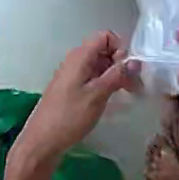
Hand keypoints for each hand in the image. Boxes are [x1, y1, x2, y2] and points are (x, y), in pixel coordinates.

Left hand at [10, 31, 134, 172]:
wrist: (42, 143)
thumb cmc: (69, 117)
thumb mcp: (97, 95)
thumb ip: (117, 75)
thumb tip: (136, 60)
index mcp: (80, 57)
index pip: (105, 36)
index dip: (120, 48)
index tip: (126, 69)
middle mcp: (76, 61)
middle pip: (104, 50)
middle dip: (122, 63)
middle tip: (135, 85)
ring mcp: (73, 75)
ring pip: (101, 65)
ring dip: (116, 75)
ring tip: (130, 93)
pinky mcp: (73, 89)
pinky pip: (94, 78)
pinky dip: (107, 84)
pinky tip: (114, 98)